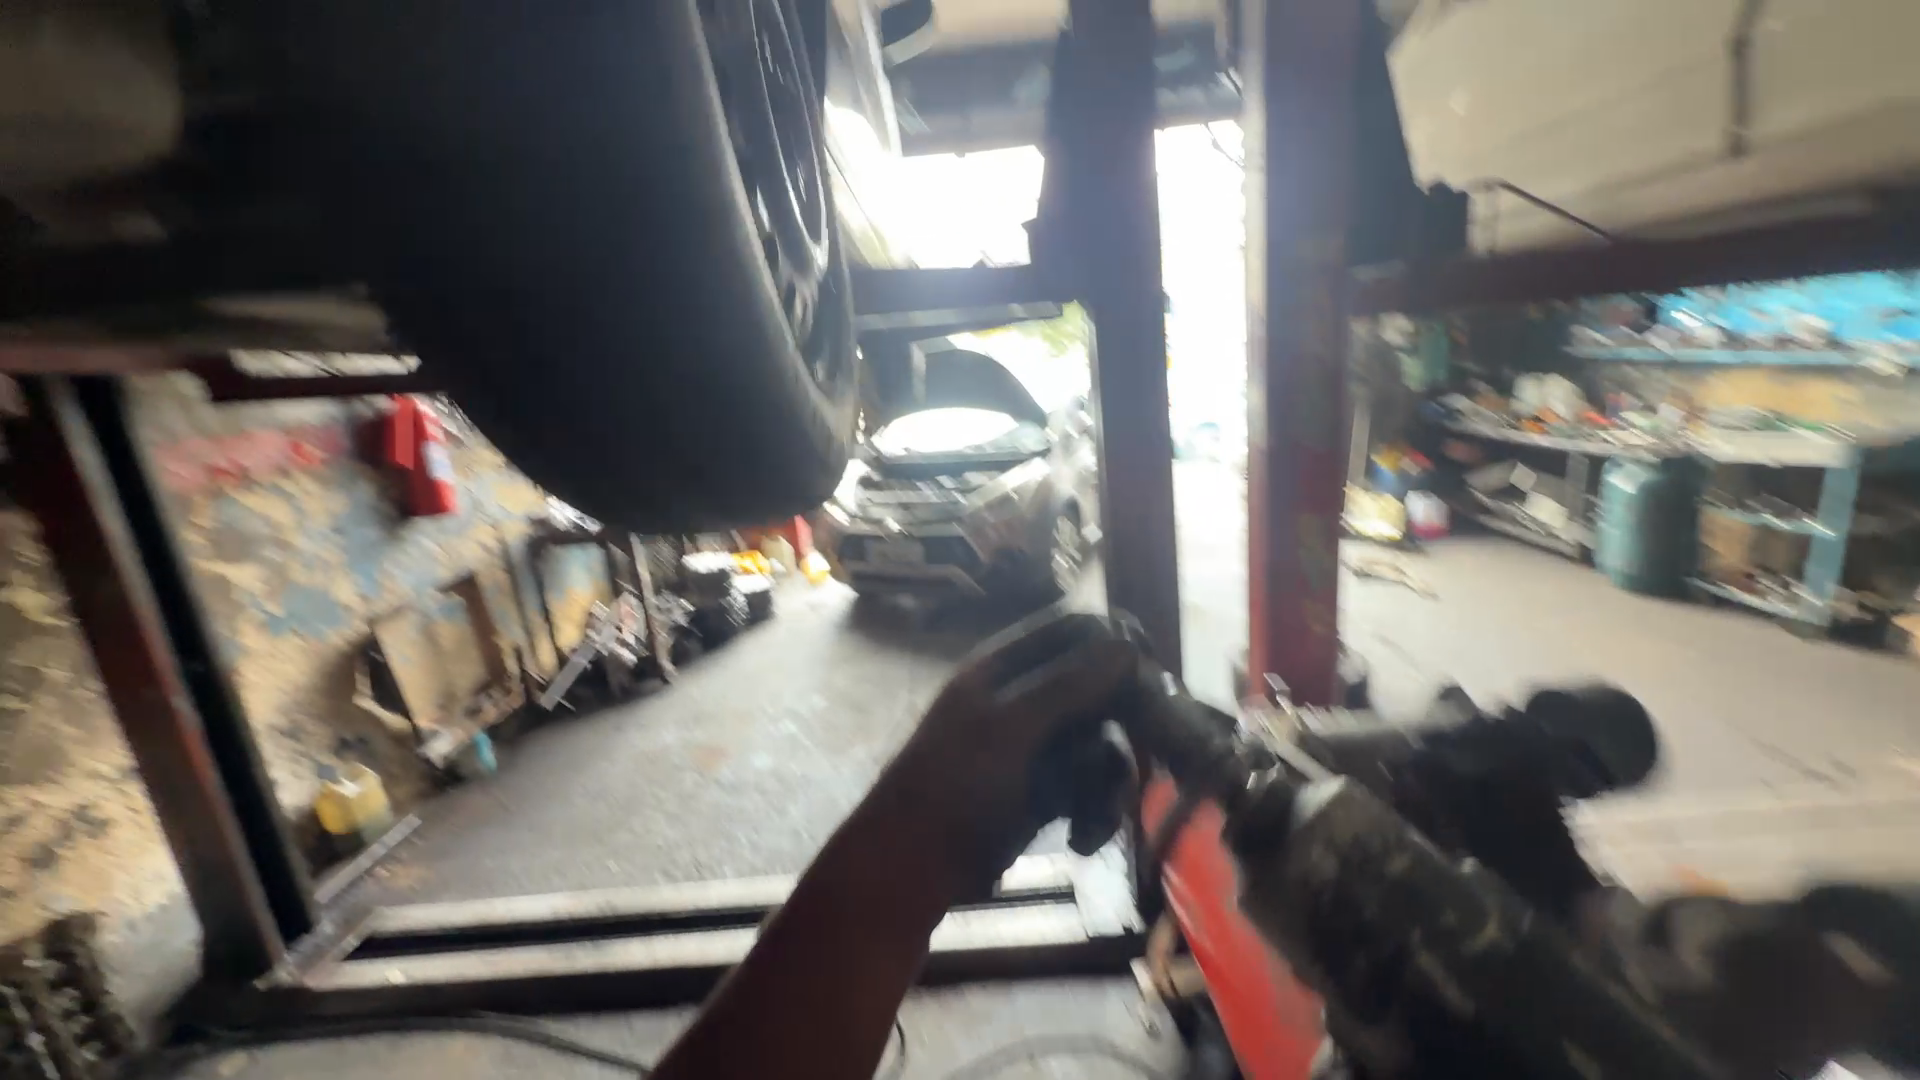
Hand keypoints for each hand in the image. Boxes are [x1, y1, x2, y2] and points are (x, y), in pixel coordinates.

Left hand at [873, 610, 1141, 891]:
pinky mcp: (1049, 789)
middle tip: (1156, 751)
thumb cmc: (953, 783)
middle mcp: (1028, 698)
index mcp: (1007, 667)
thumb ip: (1066, 687)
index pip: (1074, 632)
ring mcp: (1039, 744)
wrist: (916, 863)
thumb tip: (1127, 649)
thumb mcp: (1008, 729)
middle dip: (1126, 726)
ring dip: (1108, 786)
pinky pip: (1092, 785)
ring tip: (1094, 821)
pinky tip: (1082, 840)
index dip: (1115, 644)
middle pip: (1100, 691)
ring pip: (1103, 744)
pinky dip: (1095, 811)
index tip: (1154, 670)